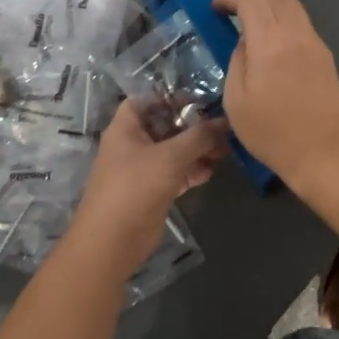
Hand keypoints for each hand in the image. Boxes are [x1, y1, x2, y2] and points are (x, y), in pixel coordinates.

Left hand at [70, 101, 226, 275]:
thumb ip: (200, 136)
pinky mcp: (153, 190)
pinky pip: (177, 173)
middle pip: (166, 125)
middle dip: (193, 125)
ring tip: (224, 150)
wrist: (113, 242)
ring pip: (174, 150)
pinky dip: (193, 170)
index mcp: (126, 129)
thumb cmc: (135, 188)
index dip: (169, 96)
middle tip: (222, 126)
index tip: (198, 99)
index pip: (145, 100)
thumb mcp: (170, 156)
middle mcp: (133, 145)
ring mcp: (143, 169)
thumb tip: (225, 121)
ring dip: (198, 149)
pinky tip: (211, 172)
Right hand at [214, 0, 338, 185]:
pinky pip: (303, 24)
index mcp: (271, 43)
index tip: (216, 7)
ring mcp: (315, 43)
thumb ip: (238, 60)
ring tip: (251, 19)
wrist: (320, 150)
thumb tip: (245, 40)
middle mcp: (297, 35)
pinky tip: (273, 37)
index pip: (253, 1)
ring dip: (270, 4)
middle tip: (231, 9)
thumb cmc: (270, 130)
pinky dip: (284, 19)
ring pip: (293, 7)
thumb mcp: (236, 99)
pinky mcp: (325, 55)